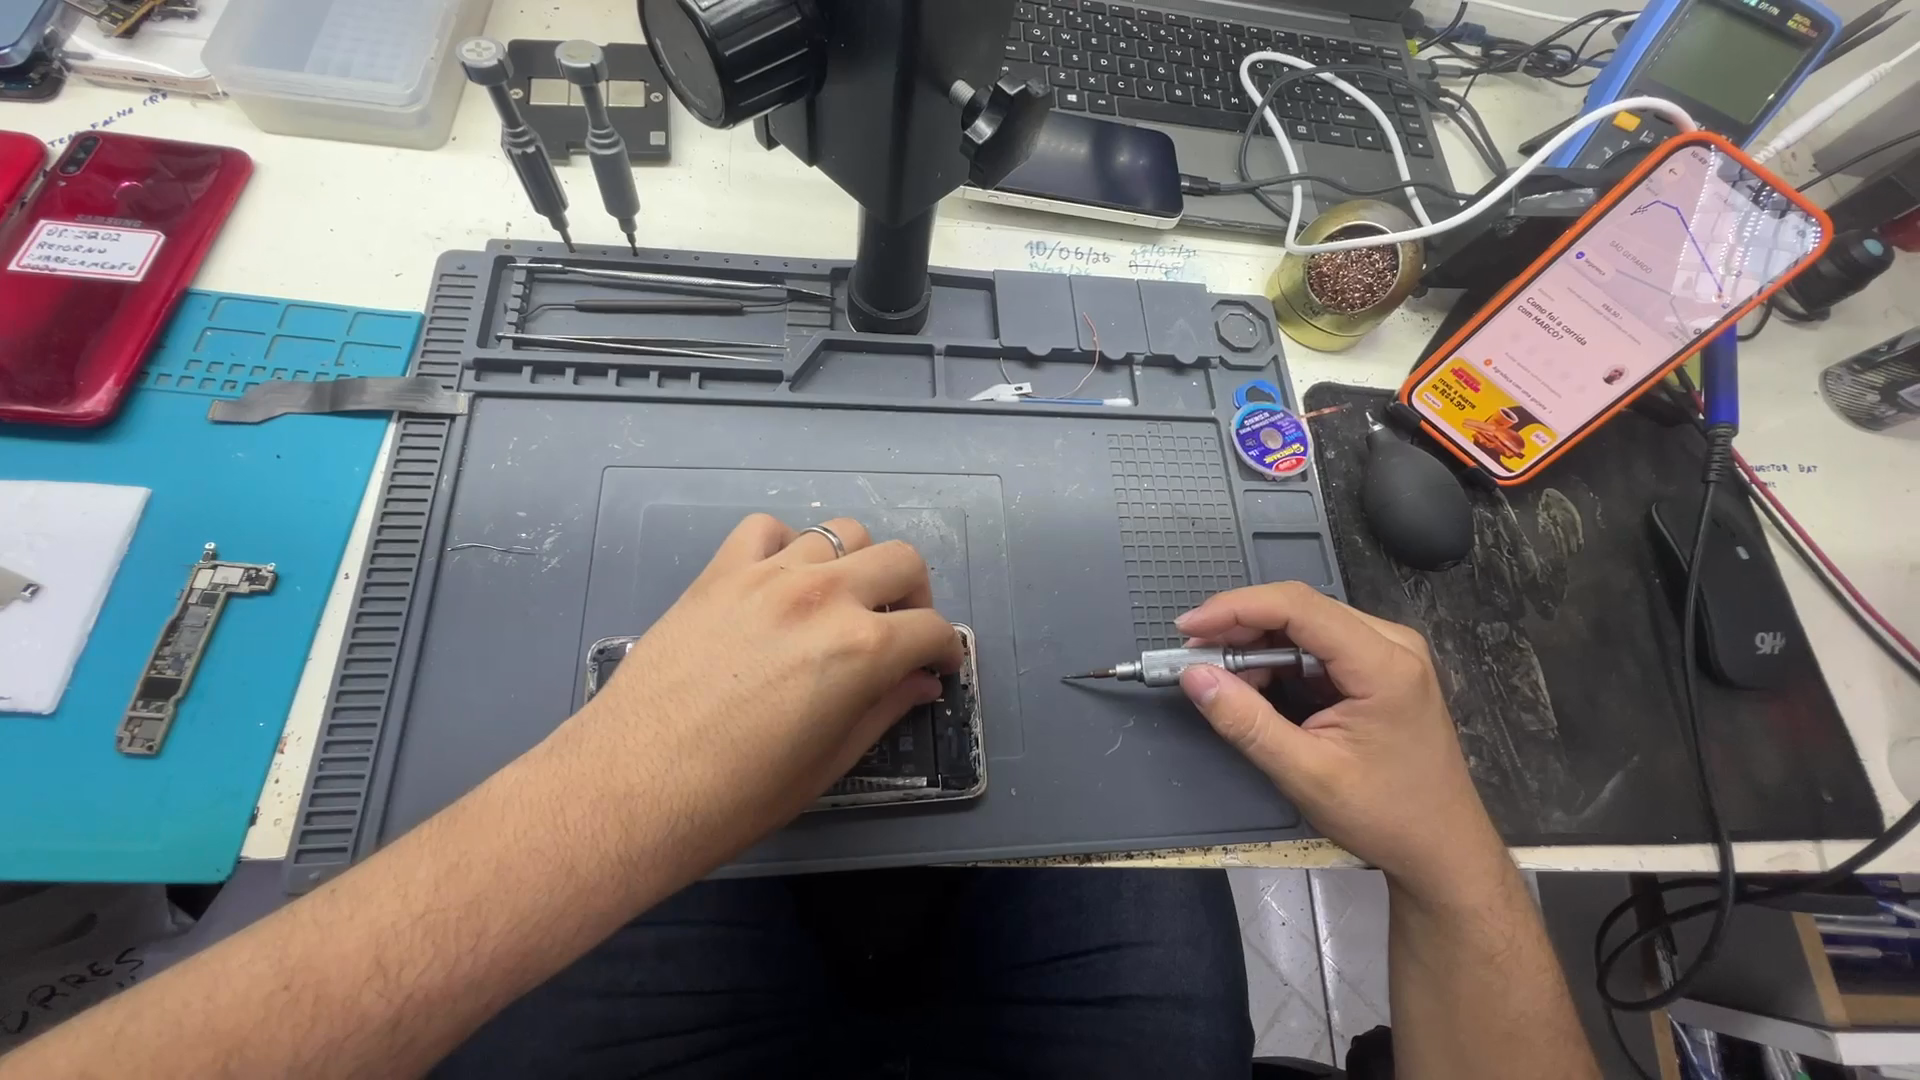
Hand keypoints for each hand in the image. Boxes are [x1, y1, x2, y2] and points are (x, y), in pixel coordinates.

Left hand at [559, 514, 962, 872]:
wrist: (633, 786)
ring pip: (841, 533)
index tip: (938, 665)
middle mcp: (826, 595)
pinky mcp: (721, 571)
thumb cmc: (739, 794)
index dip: (945, 649)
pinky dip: (786, 547)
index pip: (932, 628)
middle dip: (916, 595)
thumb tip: (922, 683)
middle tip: (900, 630)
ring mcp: (769, 575)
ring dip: (856, 566)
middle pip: (902, 561)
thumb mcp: (831, 761)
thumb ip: (885, 709)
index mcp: (863, 648)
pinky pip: (767, 530)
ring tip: (840, 602)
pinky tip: (779, 582)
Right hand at [1175, 583, 1507, 901]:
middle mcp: (1390, 643)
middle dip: (1239, 625)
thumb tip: (1193, 675)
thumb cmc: (1384, 816)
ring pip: (1303, 623)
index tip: (1187, 627)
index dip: (1235, 608)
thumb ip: (1245, 721)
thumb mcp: (1304, 773)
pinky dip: (1275, 657)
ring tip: (1219, 676)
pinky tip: (1253, 684)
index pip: (1298, 606)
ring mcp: (1387, 652)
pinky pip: (1314, 643)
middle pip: (1299, 608)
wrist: (1443, 851)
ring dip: (1254, 642)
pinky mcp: (1377, 666)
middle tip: (1192, 654)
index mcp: (1383, 664)